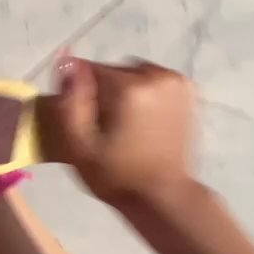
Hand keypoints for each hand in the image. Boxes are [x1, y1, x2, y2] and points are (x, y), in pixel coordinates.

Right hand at [49, 55, 199, 210]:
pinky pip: (152, 80)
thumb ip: (71, 97)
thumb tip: (65, 59)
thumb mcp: (79, 142)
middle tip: (100, 126)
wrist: (162, 195)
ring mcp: (176, 82)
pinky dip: (142, 93)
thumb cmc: (114, 174)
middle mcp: (157, 76)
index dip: (78, 94)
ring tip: (120, 123)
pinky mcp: (188, 91)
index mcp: (129, 87)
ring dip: (122, 91)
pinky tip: (139, 120)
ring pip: (132, 73)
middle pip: (112, 71)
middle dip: (102, 92)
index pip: (89, 70)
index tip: (80, 120)